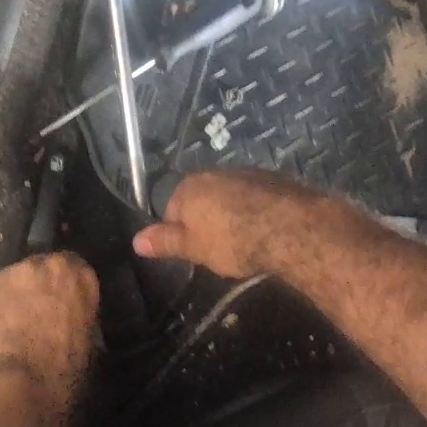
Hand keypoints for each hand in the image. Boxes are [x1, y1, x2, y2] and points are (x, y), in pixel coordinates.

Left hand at [0, 252, 99, 395]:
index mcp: (77, 273)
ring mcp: (8, 273)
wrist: (25, 382)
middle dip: (36, 288)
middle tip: (34, 314)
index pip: (72, 268)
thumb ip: (77, 313)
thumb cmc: (67, 367)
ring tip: (9, 327)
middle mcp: (42, 264)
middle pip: (38, 270)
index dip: (63, 287)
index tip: (60, 303)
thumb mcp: (88, 336)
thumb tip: (68, 317)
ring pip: (10, 282)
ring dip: (11, 297)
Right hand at [131, 170, 338, 277]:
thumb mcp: (194, 248)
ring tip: (246, 243)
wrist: (290, 228)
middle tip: (220, 250)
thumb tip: (135, 240)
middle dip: (209, 222)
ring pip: (231, 197)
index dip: (181, 234)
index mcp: (190, 187)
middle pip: (203, 200)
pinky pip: (257, 198)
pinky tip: (267, 232)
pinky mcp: (276, 180)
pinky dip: (258, 212)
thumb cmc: (232, 240)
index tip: (195, 253)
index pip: (173, 210)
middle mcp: (216, 173)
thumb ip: (165, 242)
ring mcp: (247, 174)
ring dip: (234, 215)